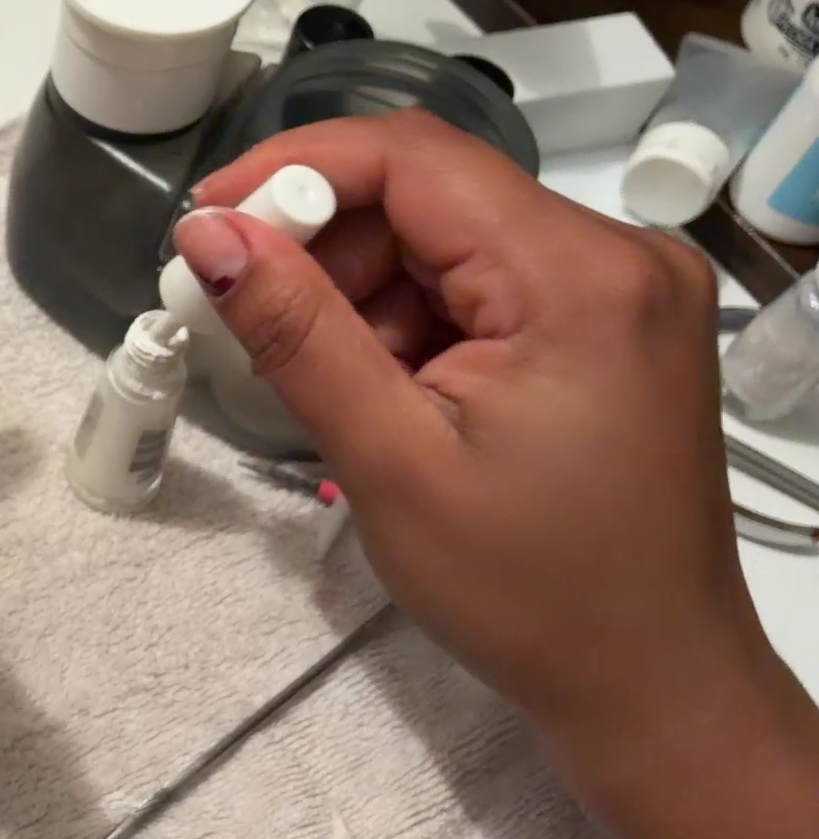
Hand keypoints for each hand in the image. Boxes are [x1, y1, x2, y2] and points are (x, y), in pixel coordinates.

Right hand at [178, 109, 747, 725]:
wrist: (637, 679)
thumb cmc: (517, 583)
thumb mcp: (385, 455)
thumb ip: (294, 334)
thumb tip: (207, 236)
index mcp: (575, 277)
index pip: (414, 160)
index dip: (293, 169)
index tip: (202, 219)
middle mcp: (606, 259)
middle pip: (422, 201)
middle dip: (316, 250)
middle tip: (243, 324)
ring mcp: (601, 296)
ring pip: (432, 248)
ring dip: (348, 299)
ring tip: (321, 386)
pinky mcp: (582, 333)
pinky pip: (458, 293)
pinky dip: (388, 328)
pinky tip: (371, 393)